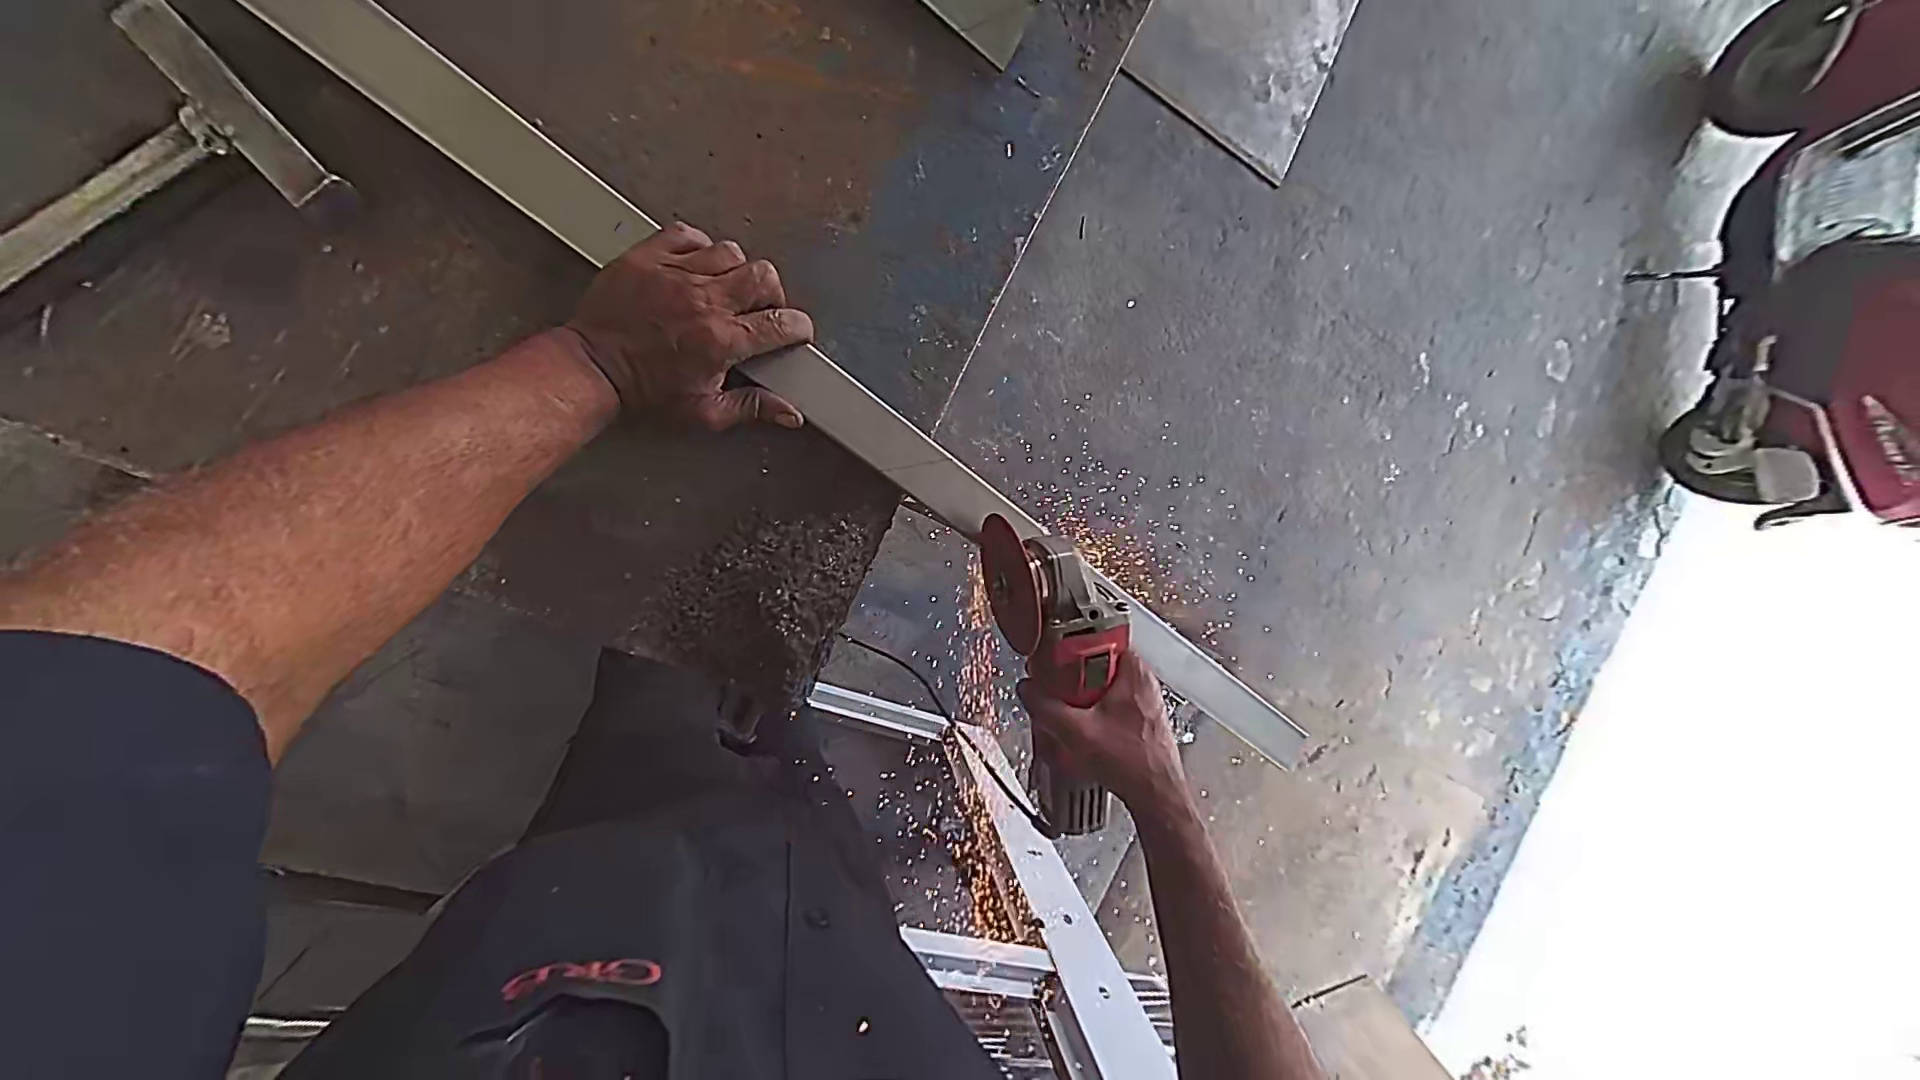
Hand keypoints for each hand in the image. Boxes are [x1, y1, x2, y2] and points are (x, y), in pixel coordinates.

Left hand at [566, 222, 814, 429]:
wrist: (593, 370)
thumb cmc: (643, 391)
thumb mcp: (706, 412)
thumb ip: (752, 408)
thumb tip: (787, 412)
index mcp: (721, 341)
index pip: (781, 323)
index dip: (798, 328)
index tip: (795, 332)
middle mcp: (702, 301)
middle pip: (764, 276)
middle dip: (773, 294)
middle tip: (761, 310)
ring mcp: (675, 274)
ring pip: (730, 252)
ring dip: (737, 272)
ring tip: (726, 291)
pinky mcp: (649, 258)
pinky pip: (687, 235)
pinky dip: (700, 248)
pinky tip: (697, 268)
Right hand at [1016, 650, 1189, 811]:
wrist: (1157, 795)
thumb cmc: (1133, 764)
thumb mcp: (1076, 732)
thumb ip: (1045, 707)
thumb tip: (1027, 690)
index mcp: (1133, 670)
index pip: (1099, 636)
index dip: (1073, 643)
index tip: (1055, 653)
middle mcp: (1142, 679)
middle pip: (1098, 660)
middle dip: (1073, 672)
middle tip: (1056, 686)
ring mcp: (1144, 697)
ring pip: (1103, 681)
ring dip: (1082, 693)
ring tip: (1067, 709)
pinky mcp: (1141, 715)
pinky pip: (1111, 699)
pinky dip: (1094, 706)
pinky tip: (1084, 726)